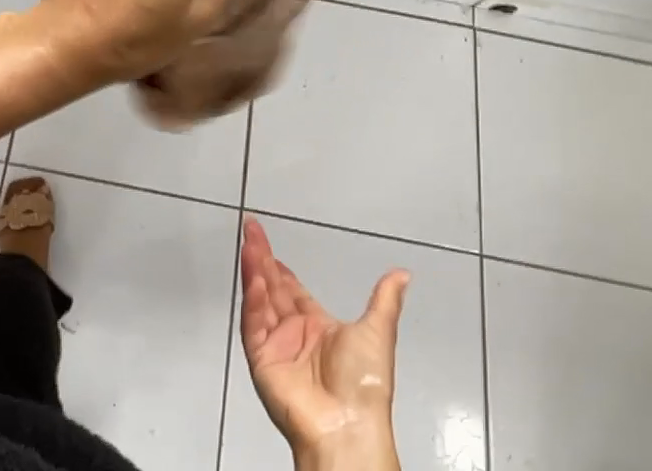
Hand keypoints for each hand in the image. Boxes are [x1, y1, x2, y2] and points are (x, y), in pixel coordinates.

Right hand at [241, 218, 407, 470]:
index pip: (292, 290)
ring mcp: (275, 345)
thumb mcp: (377, 332)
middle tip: (251, 228)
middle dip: (261, 257)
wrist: (349, 423)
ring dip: (254, 271)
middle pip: (272, 287)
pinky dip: (253, 300)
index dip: (279, 267)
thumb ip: (384, 300)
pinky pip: (254, 323)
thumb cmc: (365, 381)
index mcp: (317, 326)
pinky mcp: (261, 358)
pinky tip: (254, 278)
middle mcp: (293, 333)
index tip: (264, 243)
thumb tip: (402, 273)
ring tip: (249, 243)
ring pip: (260, 299)